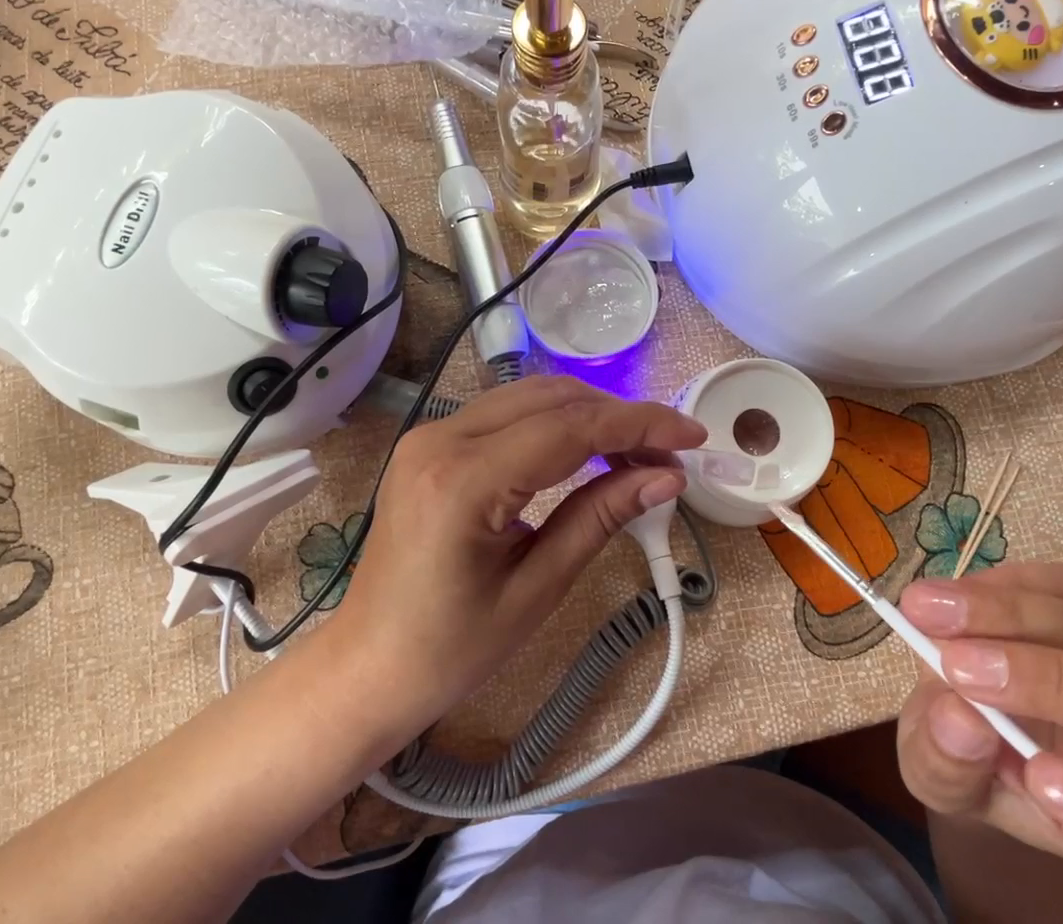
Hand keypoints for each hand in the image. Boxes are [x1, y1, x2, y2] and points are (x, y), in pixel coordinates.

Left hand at [332, 376, 706, 733]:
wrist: (368, 666)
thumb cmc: (452, 649)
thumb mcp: (537, 588)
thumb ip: (600, 518)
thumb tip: (666, 476)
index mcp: (464, 481)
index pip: (570, 428)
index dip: (640, 425)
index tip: (694, 436)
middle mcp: (440, 439)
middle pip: (551, 398)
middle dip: (618, 417)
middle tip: (668, 456)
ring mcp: (427, 437)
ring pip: (528, 396)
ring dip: (588, 414)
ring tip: (637, 454)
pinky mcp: (426, 446)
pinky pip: (503, 414)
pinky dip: (552, 423)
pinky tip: (585, 452)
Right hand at [895, 563, 1062, 909]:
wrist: (970, 721)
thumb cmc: (973, 774)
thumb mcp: (940, 785)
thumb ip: (948, 766)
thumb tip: (959, 716)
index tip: (1041, 779)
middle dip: (1060, 687)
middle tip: (958, 668)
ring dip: (1014, 620)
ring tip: (928, 614)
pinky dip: (1015, 587)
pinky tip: (955, 595)